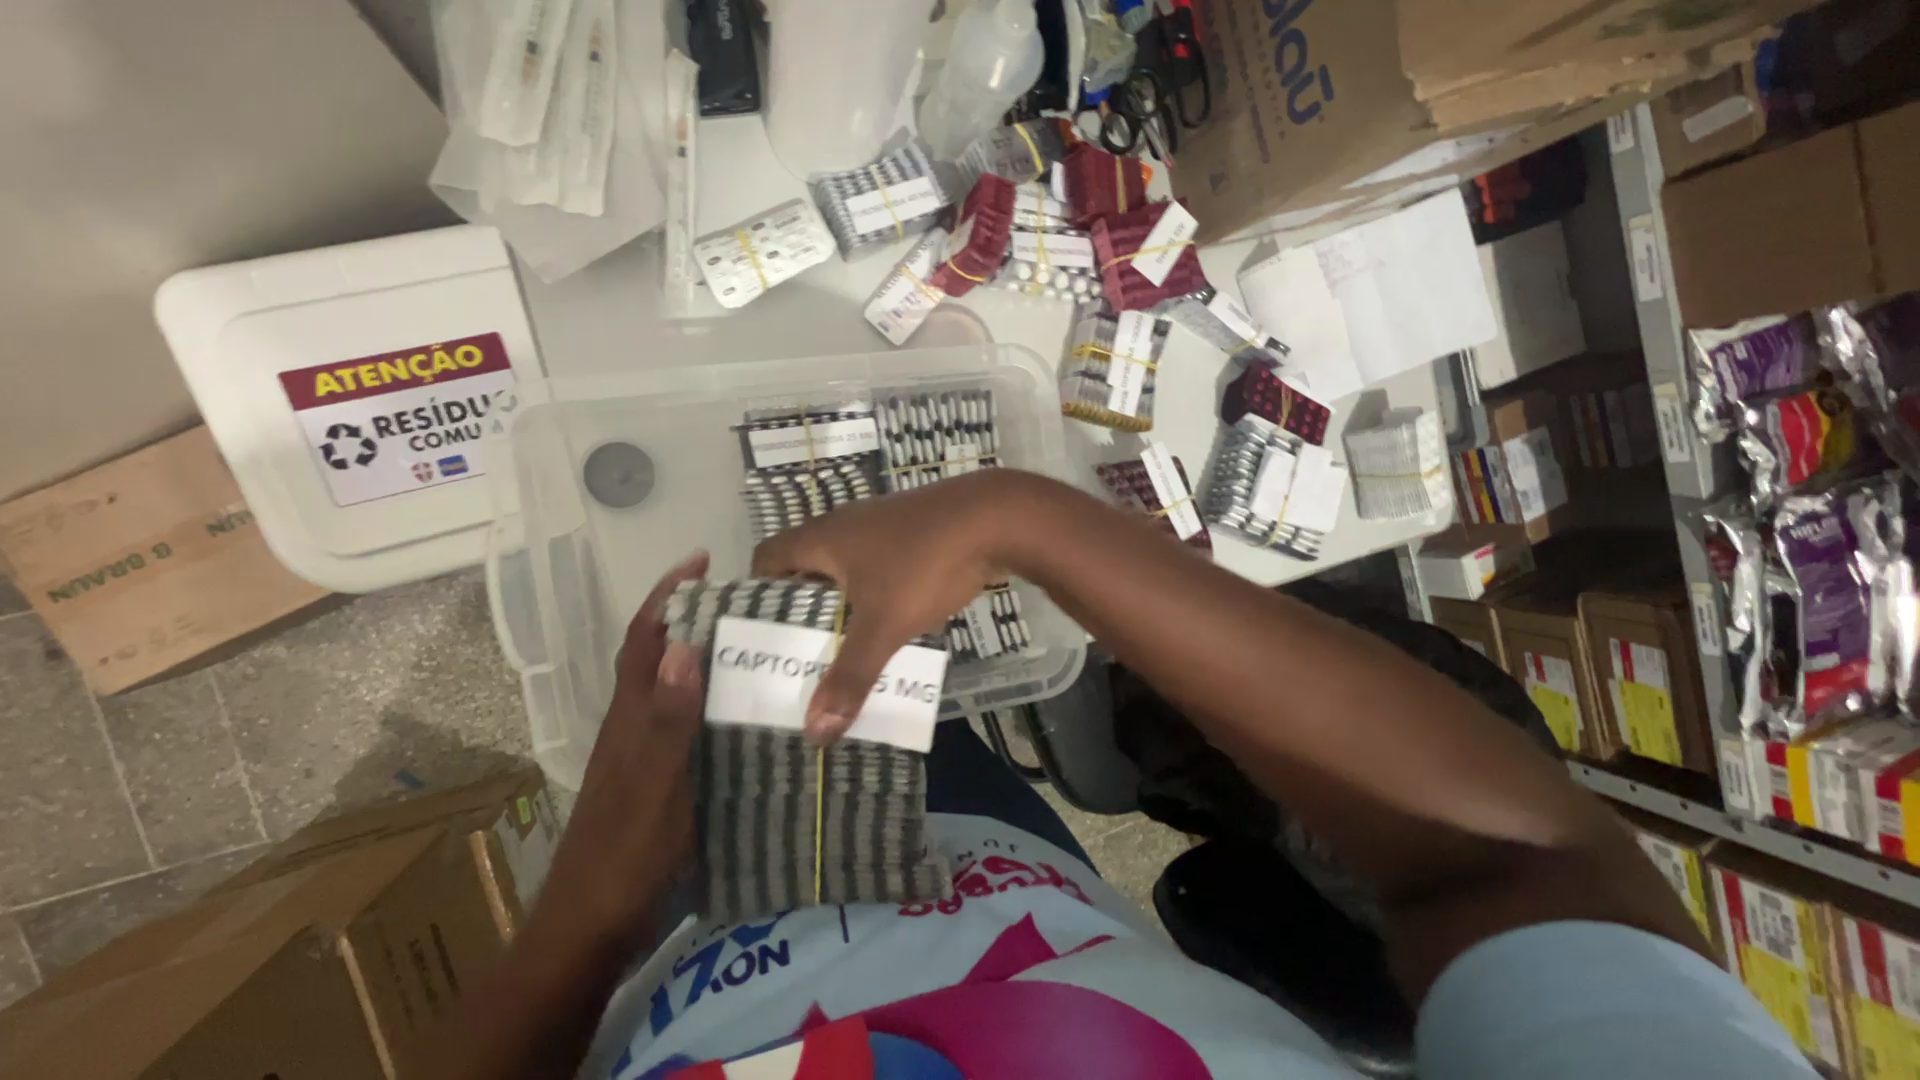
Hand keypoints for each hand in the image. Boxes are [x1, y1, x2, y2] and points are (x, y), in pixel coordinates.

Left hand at [537, 552, 709, 946]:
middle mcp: (633, 729)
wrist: (592, 925)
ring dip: (702, 661)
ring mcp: (644, 758)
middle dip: (689, 620)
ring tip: (757, 648)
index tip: (699, 561)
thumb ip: (667, 721)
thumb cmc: (624, 854)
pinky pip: (688, 726)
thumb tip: (681, 645)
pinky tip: (745, 717)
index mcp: (629, 719)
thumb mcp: (653, 787)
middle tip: (745, 603)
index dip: (666, 597)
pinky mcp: (660, 784)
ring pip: (673, 692)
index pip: (644, 640)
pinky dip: (711, 705)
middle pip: (657, 659)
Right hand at [752, 470, 1032, 742]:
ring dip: (846, 604)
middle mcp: (846, 524)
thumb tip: (815, 733)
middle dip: (805, 610)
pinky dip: (880, 594)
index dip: (758, 594)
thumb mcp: (883, 626)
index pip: (768, 558)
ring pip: (849, 568)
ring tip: (849, 648)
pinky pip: (883, 565)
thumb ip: (850, 677)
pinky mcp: (917, 529)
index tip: (765, 635)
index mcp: (822, 537)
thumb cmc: (924, 565)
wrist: (997, 517)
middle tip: (807, 655)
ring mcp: (884, 523)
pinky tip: (897, 623)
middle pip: (807, 566)